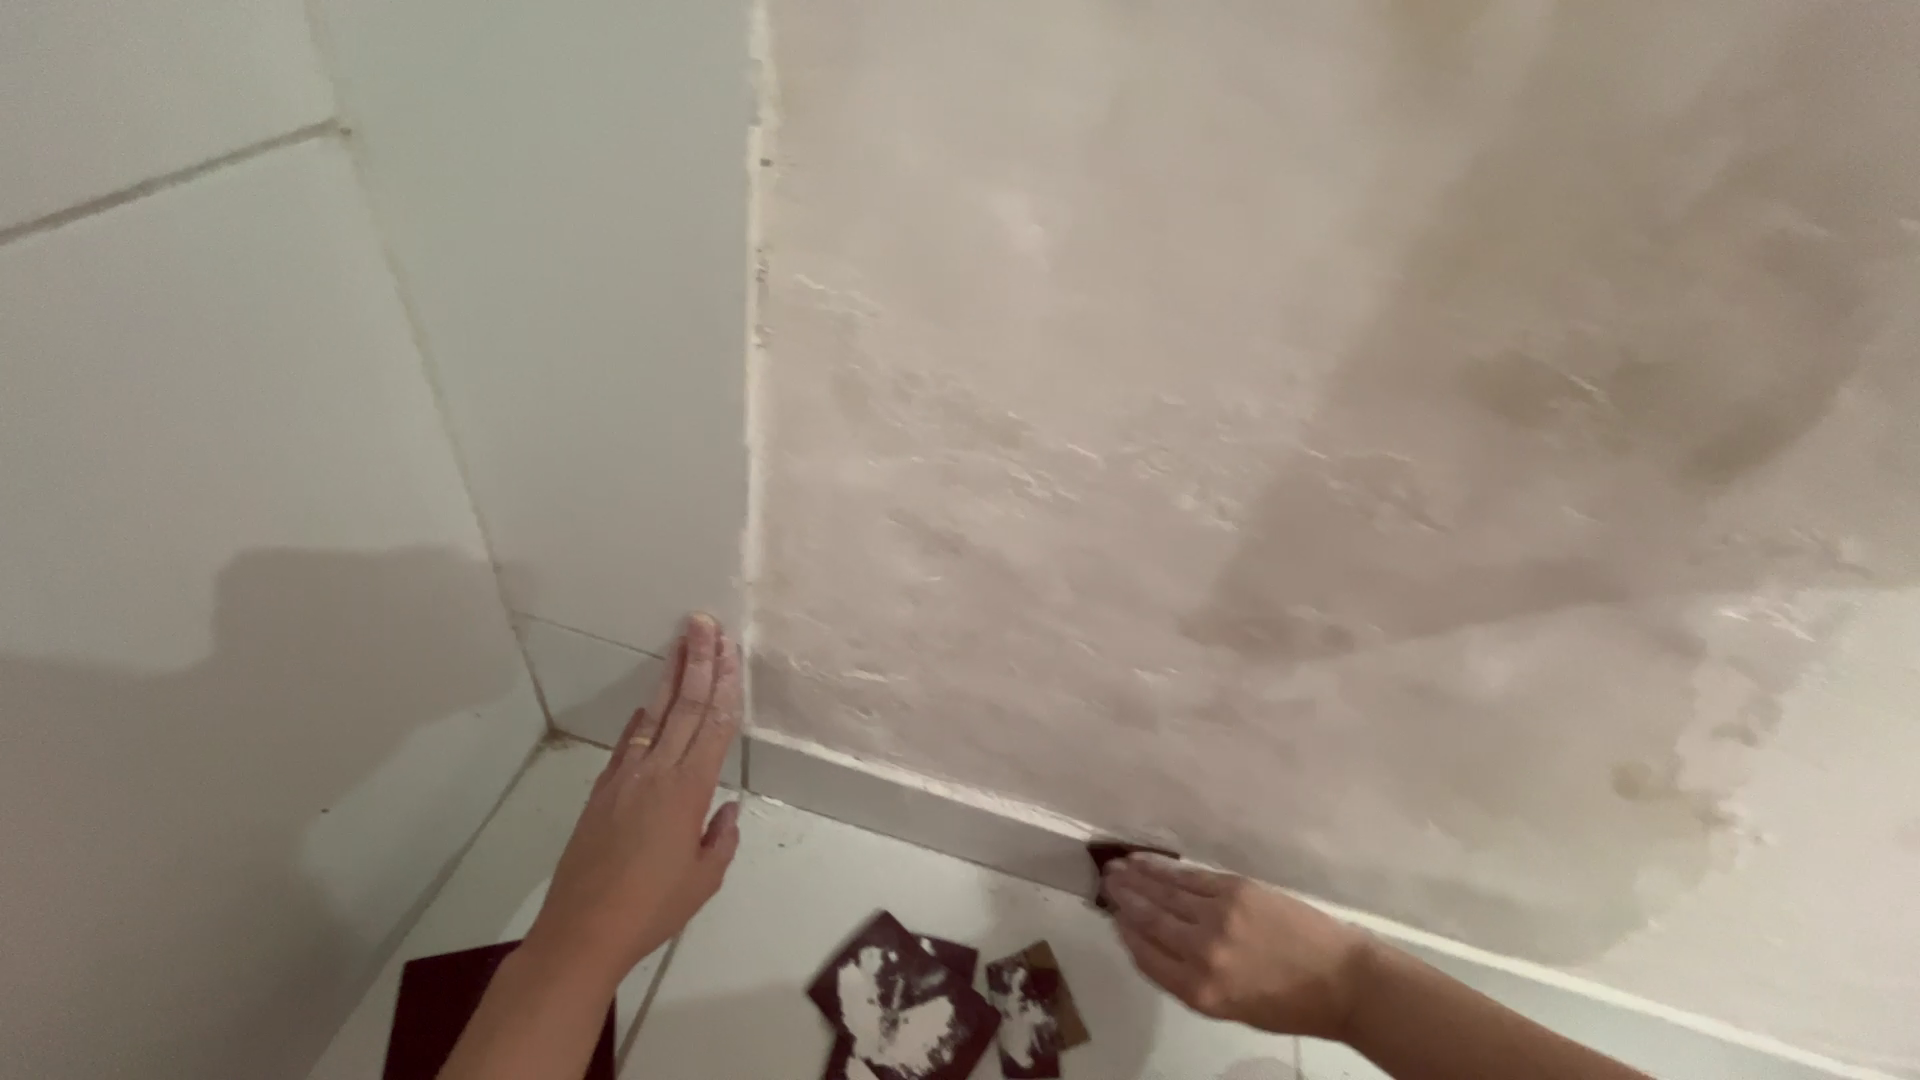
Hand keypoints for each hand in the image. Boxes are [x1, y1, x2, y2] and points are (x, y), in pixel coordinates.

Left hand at [523, 613, 742, 987]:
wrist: (582, 931)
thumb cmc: (653, 908)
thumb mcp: (704, 878)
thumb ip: (720, 837)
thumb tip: (725, 808)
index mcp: (690, 790)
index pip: (715, 724)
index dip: (725, 683)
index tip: (729, 648)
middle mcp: (659, 772)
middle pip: (686, 705)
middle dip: (699, 661)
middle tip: (704, 623)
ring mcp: (627, 777)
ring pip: (657, 715)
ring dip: (672, 677)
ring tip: (683, 643)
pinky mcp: (603, 790)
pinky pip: (630, 742)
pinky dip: (644, 716)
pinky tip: (651, 700)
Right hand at [1103, 854, 1373, 1040]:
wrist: (1341, 980)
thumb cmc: (1285, 1003)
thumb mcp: (1228, 1006)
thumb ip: (1185, 977)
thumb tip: (1149, 941)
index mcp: (1200, 990)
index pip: (1145, 954)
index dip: (1125, 932)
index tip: (1113, 915)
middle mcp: (1202, 951)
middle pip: (1149, 918)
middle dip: (1123, 897)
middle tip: (1105, 880)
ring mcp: (1218, 916)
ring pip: (1164, 891)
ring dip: (1137, 877)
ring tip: (1117, 866)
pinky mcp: (1234, 889)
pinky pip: (1189, 877)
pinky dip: (1164, 868)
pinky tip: (1147, 862)